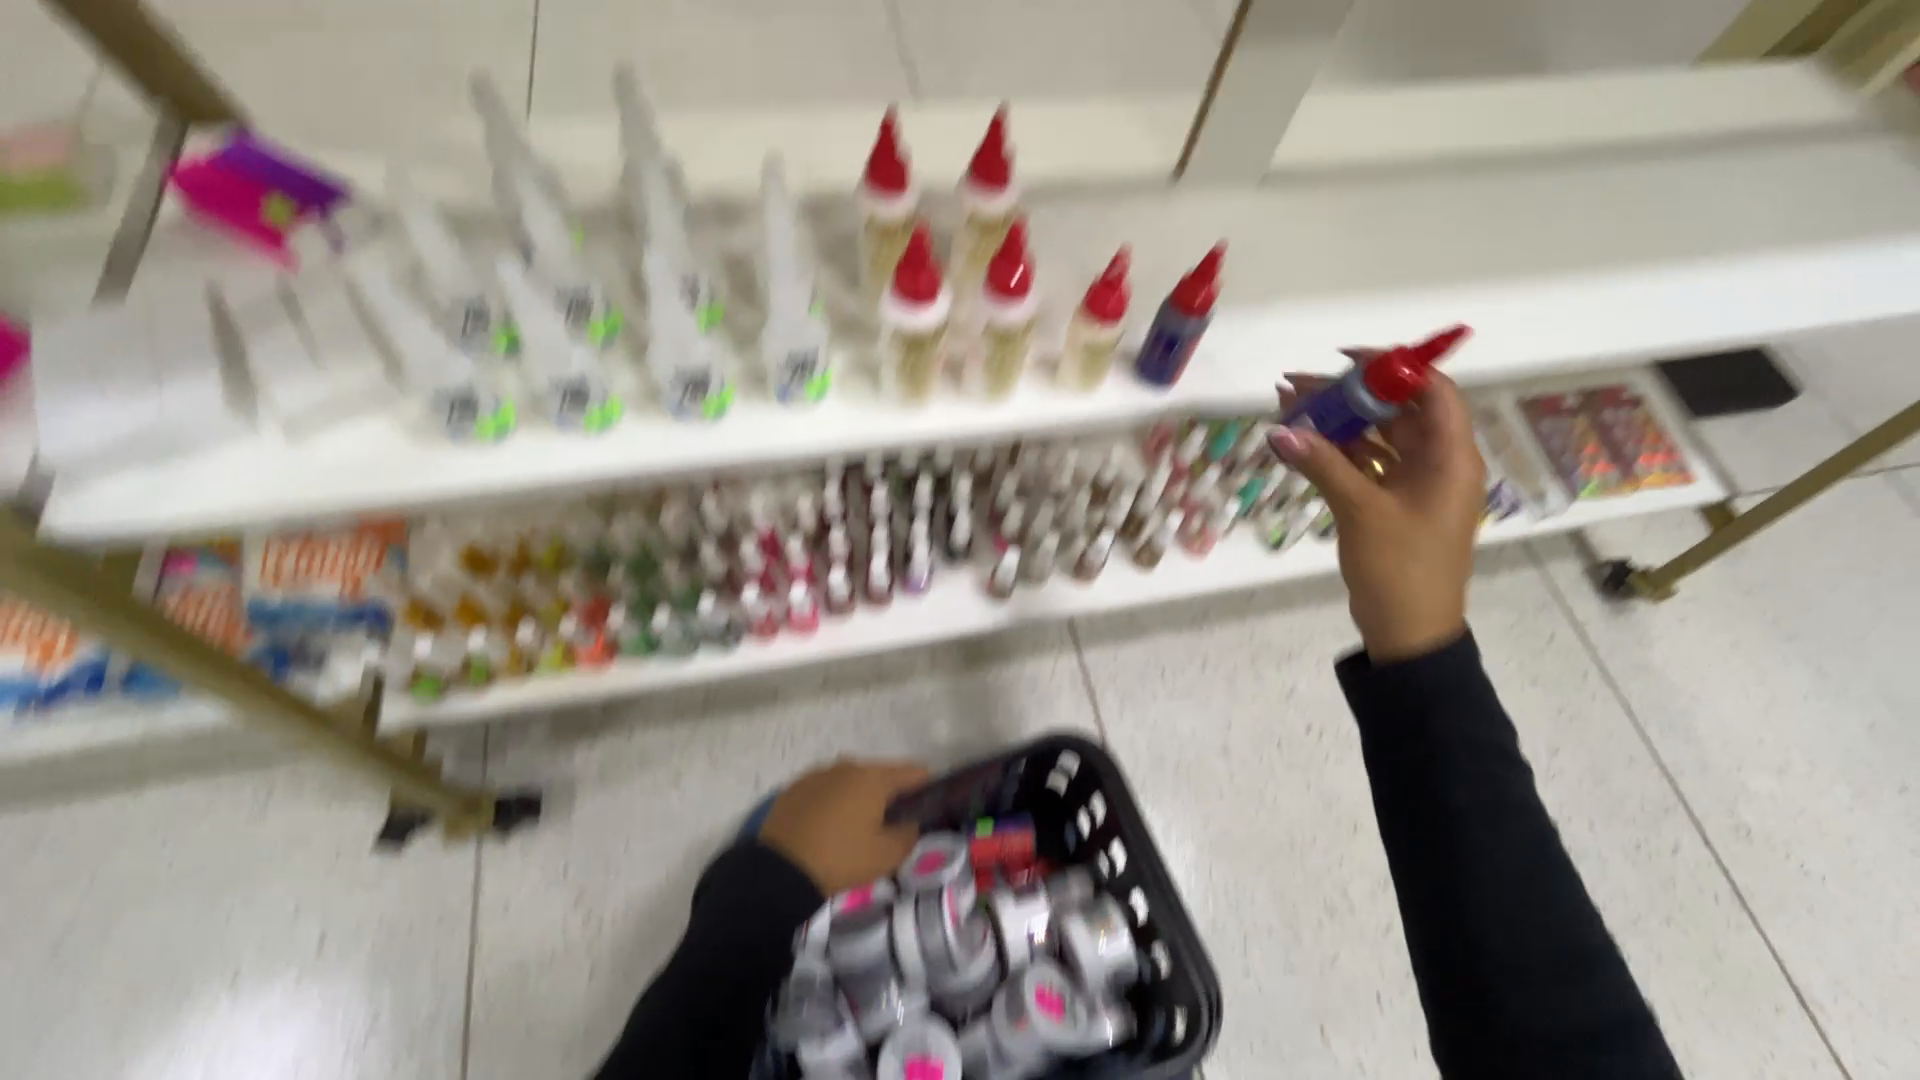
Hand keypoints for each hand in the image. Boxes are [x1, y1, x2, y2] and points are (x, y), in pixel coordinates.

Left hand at [758, 758, 929, 894]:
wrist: (778, 870)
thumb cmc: (840, 859)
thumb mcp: (886, 856)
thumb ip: (908, 835)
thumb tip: (910, 824)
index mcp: (873, 778)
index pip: (913, 772)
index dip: (927, 787)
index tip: (928, 806)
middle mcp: (847, 766)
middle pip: (881, 774)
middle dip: (890, 794)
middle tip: (892, 824)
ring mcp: (818, 774)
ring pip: (851, 781)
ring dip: (860, 797)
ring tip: (858, 827)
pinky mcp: (795, 787)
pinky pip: (826, 789)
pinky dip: (834, 802)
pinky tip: (830, 827)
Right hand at [1269, 368, 1484, 661]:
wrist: (1408, 631)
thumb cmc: (1401, 569)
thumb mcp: (1361, 511)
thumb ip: (1322, 465)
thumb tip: (1279, 430)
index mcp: (1452, 458)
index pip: (1432, 392)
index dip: (1393, 368)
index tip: (1346, 359)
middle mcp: (1438, 463)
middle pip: (1396, 412)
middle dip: (1349, 395)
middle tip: (1297, 385)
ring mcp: (1415, 484)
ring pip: (1377, 438)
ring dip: (1337, 424)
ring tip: (1288, 408)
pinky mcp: (1393, 503)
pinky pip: (1366, 465)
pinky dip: (1336, 453)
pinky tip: (1300, 444)